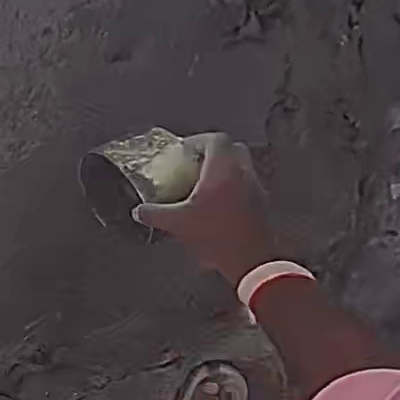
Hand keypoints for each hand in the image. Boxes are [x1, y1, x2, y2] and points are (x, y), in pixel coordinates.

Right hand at [132, 132, 276, 281]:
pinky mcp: (262, 204)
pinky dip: (232, 186)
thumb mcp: (176, 223)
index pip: (216, 139)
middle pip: (232, 148)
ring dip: (224, 169)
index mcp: (223, 170)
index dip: (198, 140)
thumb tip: (138, 211)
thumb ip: (154, 213)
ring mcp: (256, 188)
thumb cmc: (215, 235)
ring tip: (203, 184)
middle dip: (213, 152)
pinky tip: (216, 203)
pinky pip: (246, 184)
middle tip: (194, 163)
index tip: (183, 150)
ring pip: (242, 166)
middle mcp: (243, 173)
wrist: (250, 261)